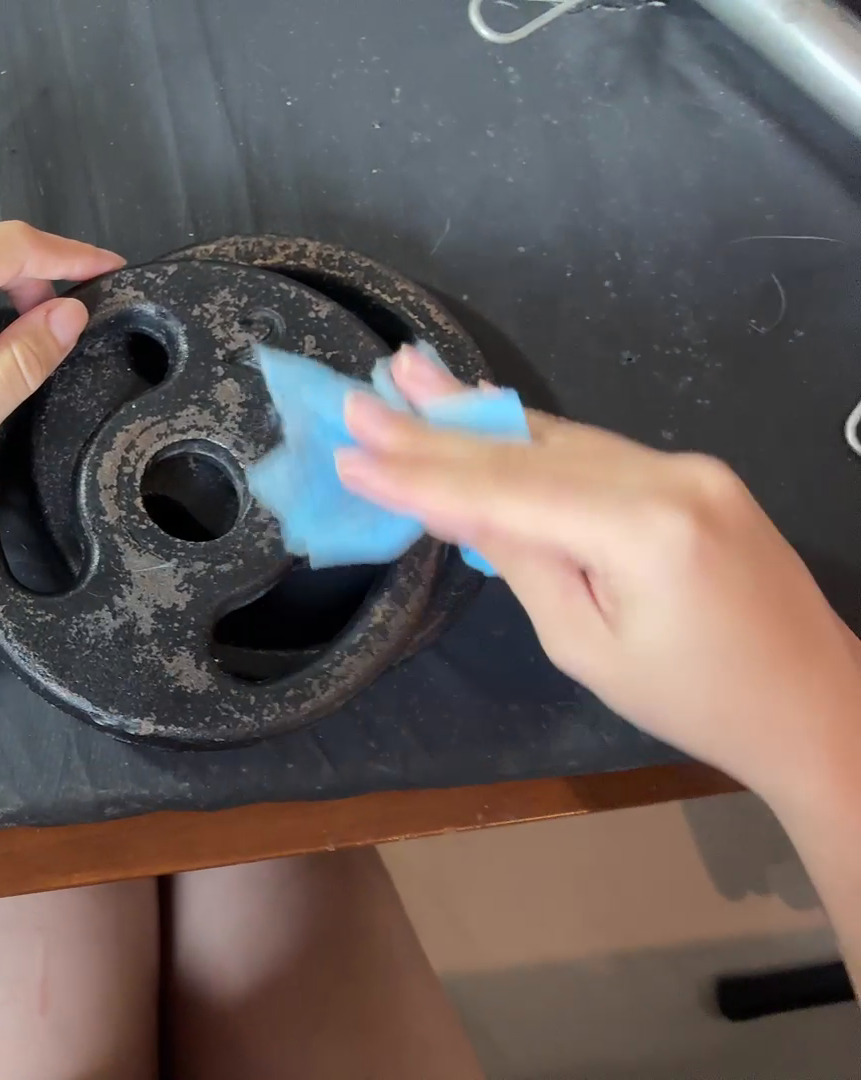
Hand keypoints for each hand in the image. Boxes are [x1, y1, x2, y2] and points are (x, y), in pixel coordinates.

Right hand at [336, 347, 860, 796]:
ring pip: (546, 436)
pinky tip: (473, 399)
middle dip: (427, 427)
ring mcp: (681, 468)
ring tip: (405, 375)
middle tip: (357, 404)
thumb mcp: (580, 641)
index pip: (499, 492)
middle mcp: (667, 478)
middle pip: (518, 450)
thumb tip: (449, 506)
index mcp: (643, 530)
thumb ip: (519, 559)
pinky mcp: (681, 475)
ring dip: (465, 410)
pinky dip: (513, 427)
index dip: (415, 475)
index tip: (348, 456)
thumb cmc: (690, 696)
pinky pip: (578, 446)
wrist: (821, 707)